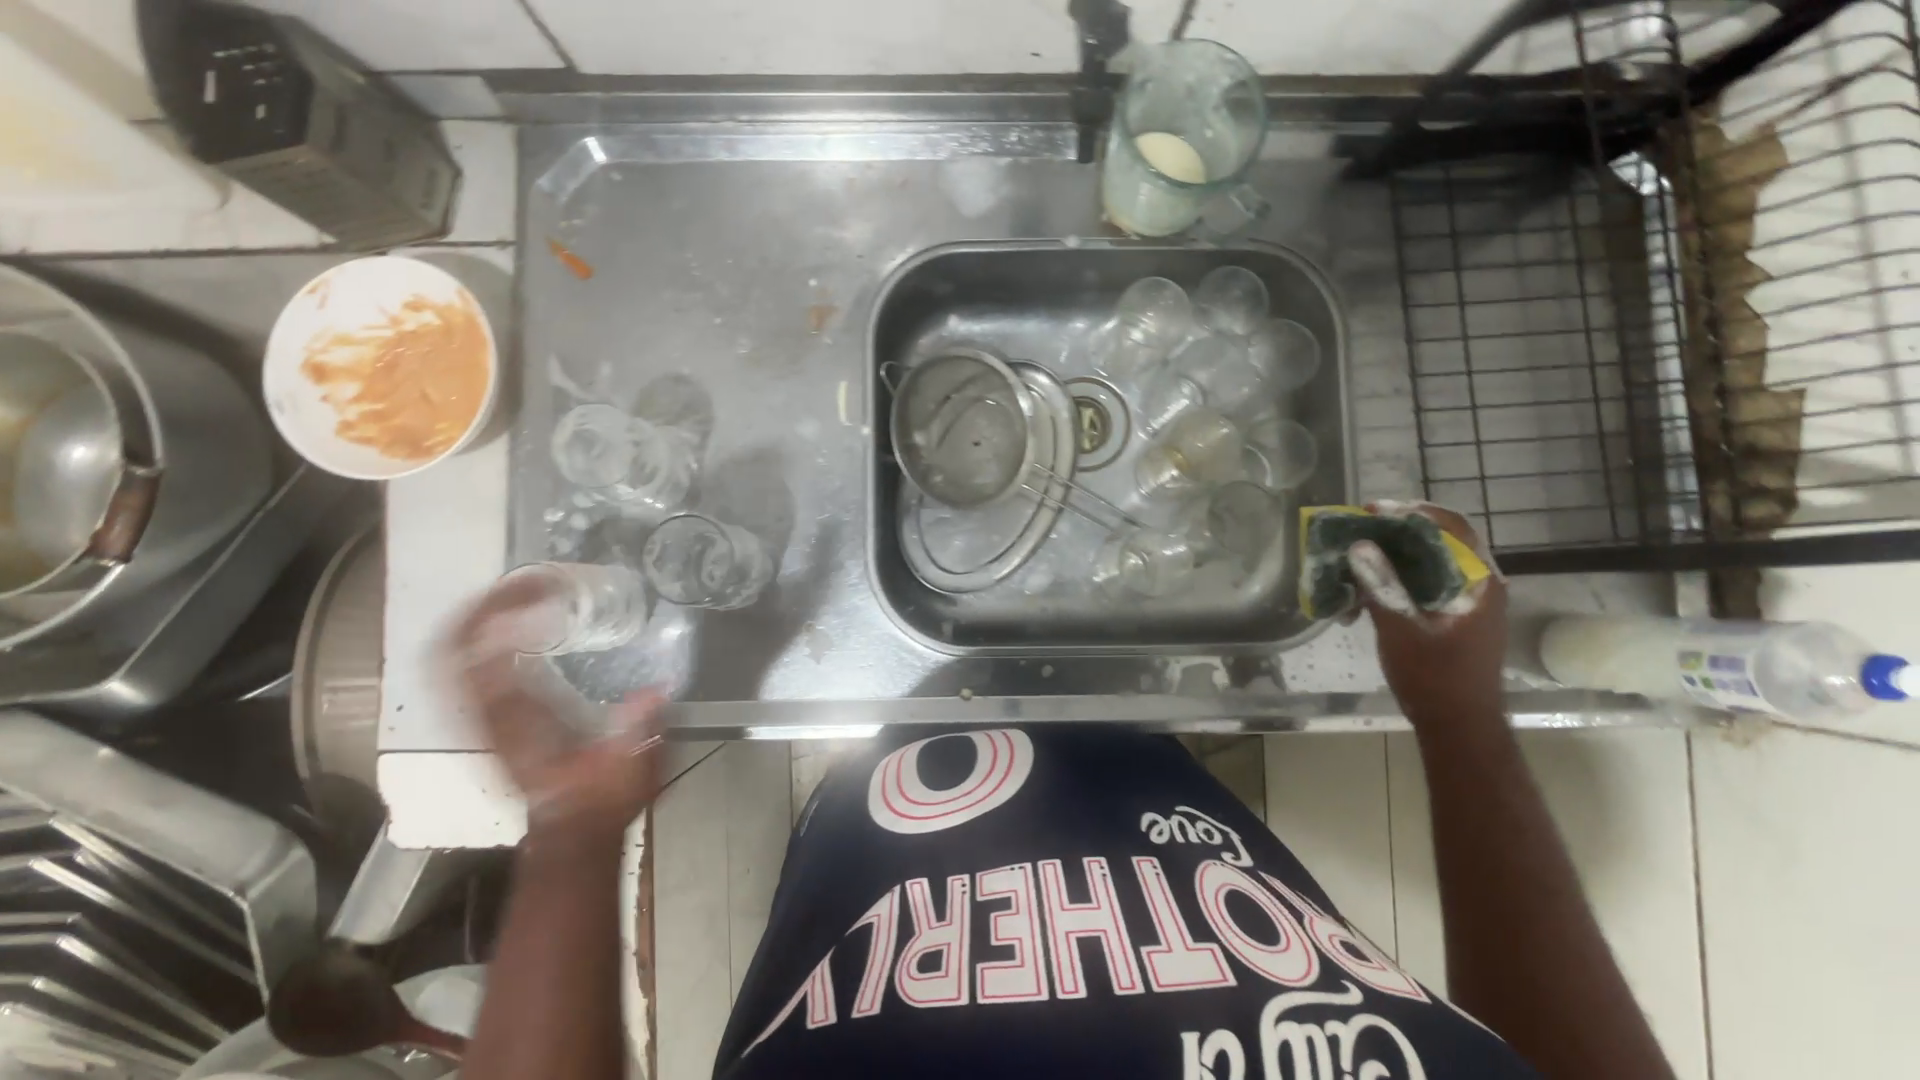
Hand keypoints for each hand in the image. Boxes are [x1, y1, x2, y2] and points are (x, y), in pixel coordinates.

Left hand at [445, 575, 665, 839]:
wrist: (574, 832)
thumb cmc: (601, 800)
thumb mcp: (631, 769)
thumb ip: (639, 731)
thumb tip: (653, 691)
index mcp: (517, 723)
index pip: (484, 660)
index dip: (501, 616)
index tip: (541, 590)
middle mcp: (487, 716)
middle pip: (454, 647)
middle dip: (484, 605)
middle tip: (524, 580)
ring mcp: (481, 717)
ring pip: (451, 655)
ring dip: (479, 617)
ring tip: (518, 591)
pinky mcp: (488, 718)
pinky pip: (465, 667)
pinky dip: (481, 636)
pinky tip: (514, 623)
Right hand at [1351, 503, 1507, 729]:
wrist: (1460, 728)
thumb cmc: (1435, 679)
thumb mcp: (1401, 629)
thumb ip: (1381, 585)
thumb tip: (1359, 545)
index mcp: (1477, 580)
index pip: (1450, 526)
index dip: (1410, 512)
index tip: (1371, 512)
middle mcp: (1478, 583)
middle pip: (1437, 541)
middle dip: (1393, 535)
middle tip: (1355, 535)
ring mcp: (1468, 601)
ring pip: (1427, 563)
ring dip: (1390, 561)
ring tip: (1353, 568)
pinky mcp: (1455, 617)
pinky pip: (1424, 585)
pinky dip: (1395, 583)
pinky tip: (1364, 598)